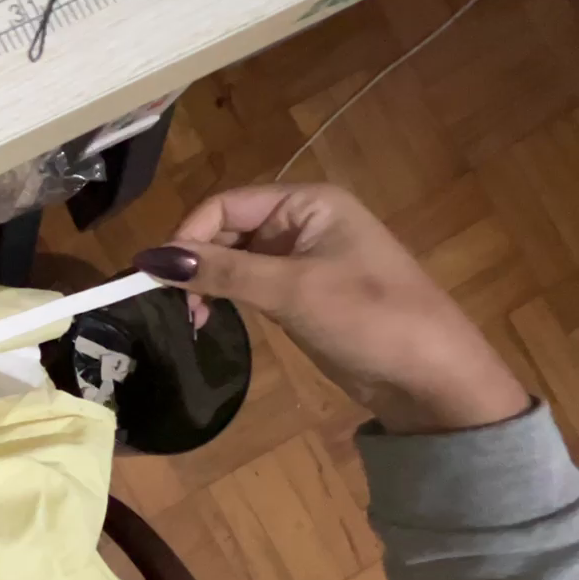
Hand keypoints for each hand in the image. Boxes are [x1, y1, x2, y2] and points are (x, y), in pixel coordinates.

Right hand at [138, 184, 530, 433]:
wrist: (428, 376)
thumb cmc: (369, 319)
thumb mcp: (292, 291)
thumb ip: (222, 272)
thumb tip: (150, 259)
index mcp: (307, 203)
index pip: (224, 205)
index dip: (186, 236)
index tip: (156, 279)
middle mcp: (299, 221)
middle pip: (222, 229)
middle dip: (193, 263)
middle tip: (174, 307)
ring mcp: (297, 258)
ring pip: (228, 258)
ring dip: (203, 283)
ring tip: (193, 319)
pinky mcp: (295, 291)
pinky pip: (243, 283)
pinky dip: (220, 297)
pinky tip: (208, 320)